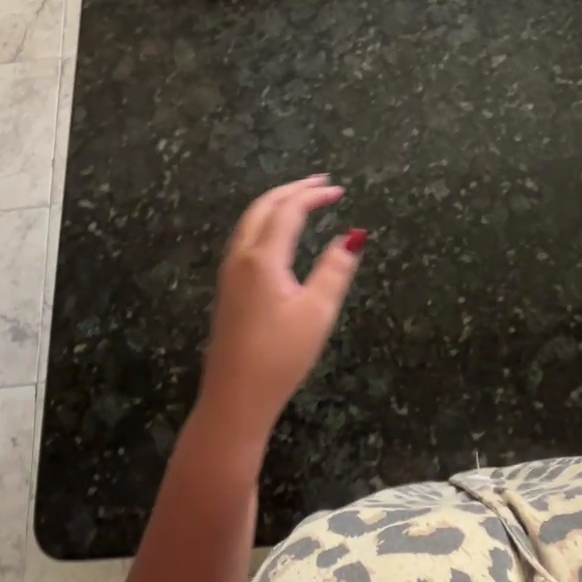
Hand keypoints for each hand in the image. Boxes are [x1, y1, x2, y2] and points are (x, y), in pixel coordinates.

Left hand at [197, 176, 366, 441]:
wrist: (235, 398)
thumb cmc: (280, 357)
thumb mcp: (317, 312)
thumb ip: (335, 269)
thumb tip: (353, 236)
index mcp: (262, 259)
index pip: (288, 211)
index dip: (313, 195)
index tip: (338, 190)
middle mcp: (240, 257)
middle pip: (262, 207)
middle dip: (292, 190)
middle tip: (320, 183)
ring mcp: (229, 273)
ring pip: (249, 221)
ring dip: (276, 204)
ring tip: (302, 200)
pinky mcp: (228, 288)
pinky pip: (245, 237)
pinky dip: (265, 221)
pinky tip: (278, 234)